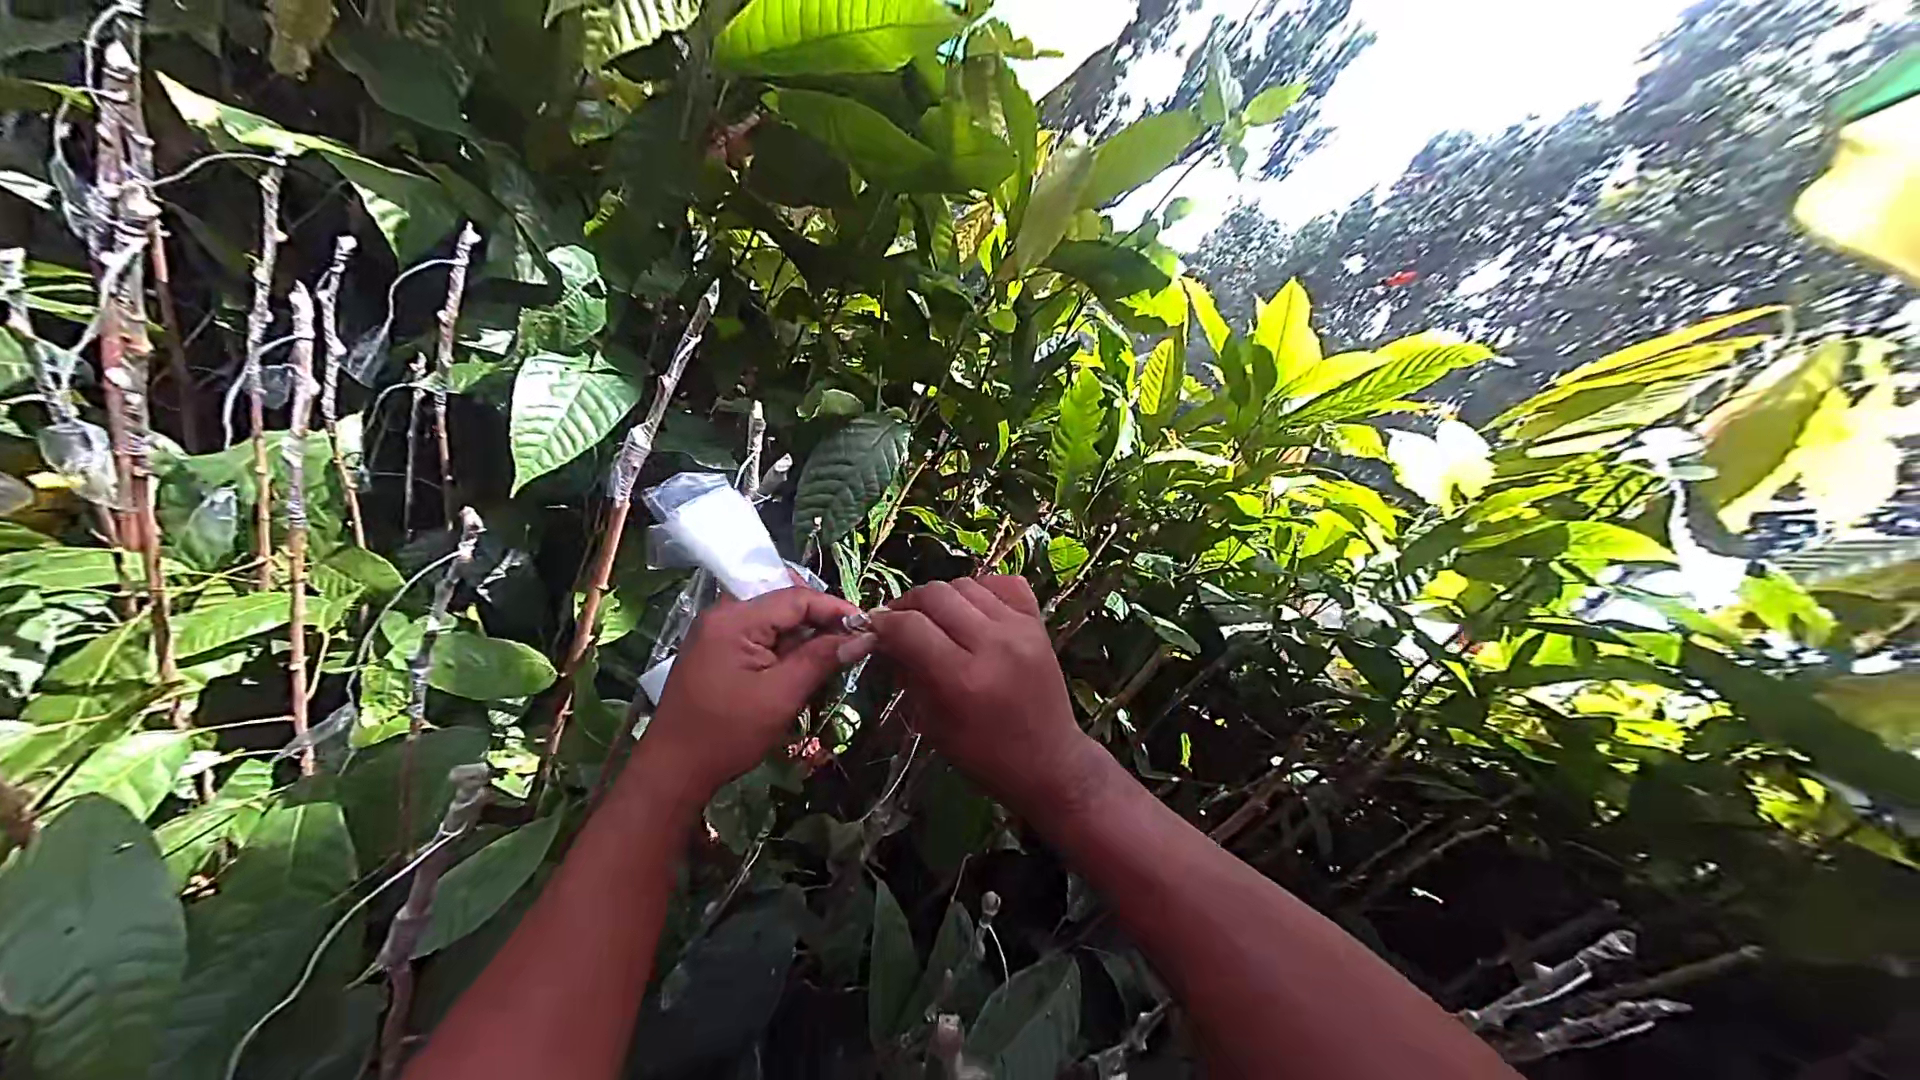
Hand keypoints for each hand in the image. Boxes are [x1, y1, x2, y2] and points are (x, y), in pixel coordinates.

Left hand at [643, 587, 860, 799]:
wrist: (672, 772)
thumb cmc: (727, 733)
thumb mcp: (782, 695)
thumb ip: (822, 658)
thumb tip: (863, 635)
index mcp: (734, 618)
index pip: (796, 598)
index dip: (835, 609)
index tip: (866, 628)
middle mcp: (723, 614)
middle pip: (785, 603)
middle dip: (820, 621)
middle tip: (851, 642)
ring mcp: (717, 632)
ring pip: (775, 620)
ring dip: (804, 636)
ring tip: (831, 658)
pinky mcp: (718, 650)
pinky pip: (761, 636)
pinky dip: (785, 648)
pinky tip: (801, 668)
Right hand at [865, 576, 1105, 815]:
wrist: (1049, 760)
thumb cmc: (984, 754)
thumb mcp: (932, 723)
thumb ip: (907, 674)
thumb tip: (883, 637)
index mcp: (962, 678)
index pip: (909, 627)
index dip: (882, 624)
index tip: (872, 630)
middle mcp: (993, 644)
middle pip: (935, 594)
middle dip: (908, 605)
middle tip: (900, 624)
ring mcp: (1019, 629)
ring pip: (965, 584)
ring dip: (942, 598)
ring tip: (936, 620)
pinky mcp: (1038, 623)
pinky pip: (1003, 583)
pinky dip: (981, 590)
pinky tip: (973, 611)